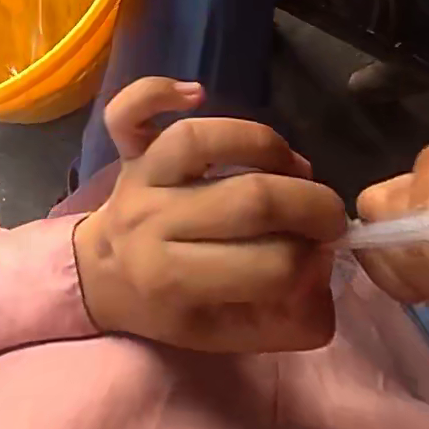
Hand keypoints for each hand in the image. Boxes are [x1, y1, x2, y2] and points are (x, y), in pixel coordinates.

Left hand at [73, 77, 346, 352]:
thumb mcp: (230, 336)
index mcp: (175, 280)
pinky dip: (156, 92)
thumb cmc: (170, 308)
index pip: (270, 266)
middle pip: (249, 199)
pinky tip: (197, 93)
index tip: (319, 256)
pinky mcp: (128, 150)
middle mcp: (152, 223)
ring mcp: (138, 179)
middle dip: (311, 206)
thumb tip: (320, 265)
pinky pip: (127, 113)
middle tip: (326, 215)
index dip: (312, 262)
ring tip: (289, 166)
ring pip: (198, 141)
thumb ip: (289, 319)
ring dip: (262, 146)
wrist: (103, 276)